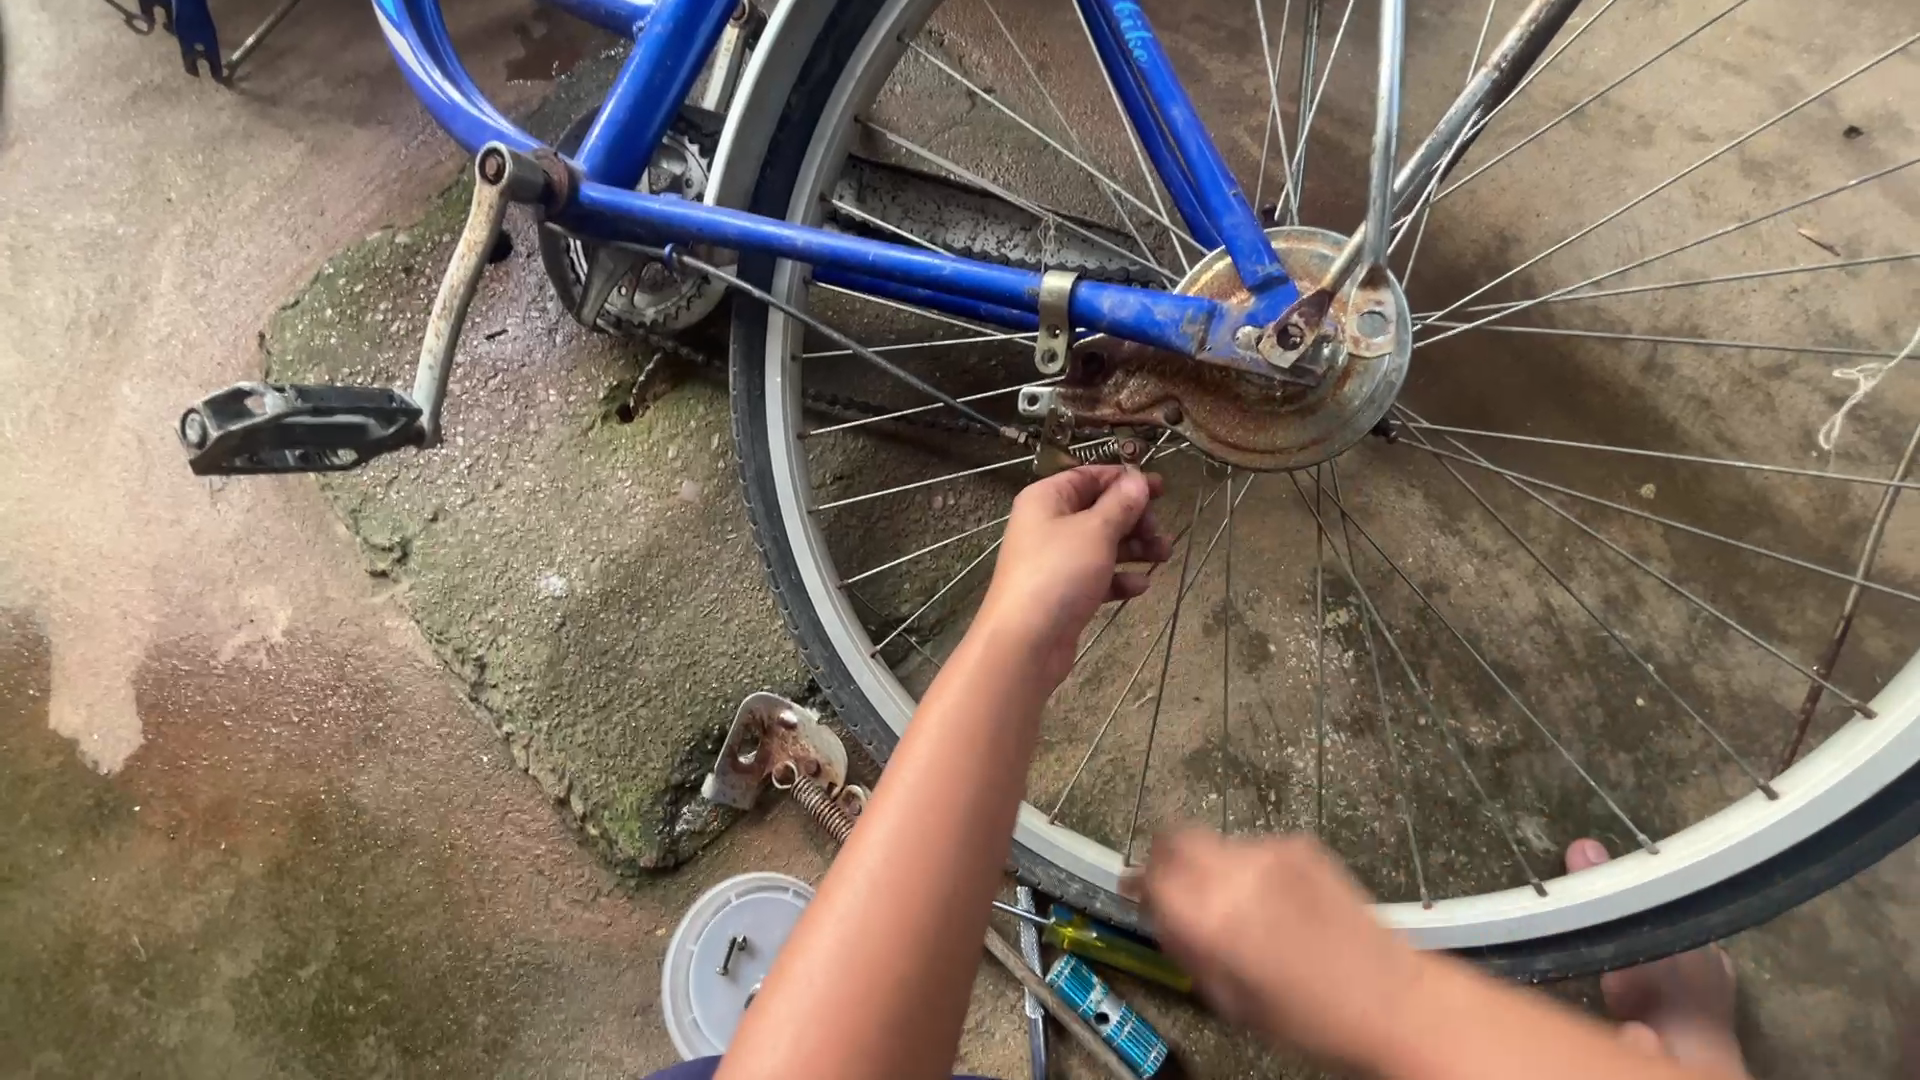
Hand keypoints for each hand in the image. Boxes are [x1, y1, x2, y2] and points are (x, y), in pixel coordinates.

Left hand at [975, 465, 1169, 686]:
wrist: (1025, 641)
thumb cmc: (1058, 573)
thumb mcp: (1095, 531)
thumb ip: (1121, 504)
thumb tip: (1138, 478)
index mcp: (1046, 498)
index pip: (1088, 476)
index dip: (1124, 479)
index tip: (1161, 487)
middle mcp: (1047, 524)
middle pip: (1098, 511)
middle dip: (1134, 519)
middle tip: (1160, 532)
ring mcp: (1055, 560)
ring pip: (1102, 545)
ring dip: (1134, 548)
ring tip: (1163, 556)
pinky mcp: (1063, 592)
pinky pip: (1097, 576)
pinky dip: (1118, 578)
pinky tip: (1139, 586)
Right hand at [1127, 828, 1422, 1069]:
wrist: (1390, 1000)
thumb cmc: (1304, 1016)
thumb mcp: (1227, 998)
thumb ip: (1183, 946)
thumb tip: (1156, 913)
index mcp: (1208, 916)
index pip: (1148, 874)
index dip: (1139, 883)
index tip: (1138, 892)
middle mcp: (1230, 871)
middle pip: (1171, 836)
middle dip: (1164, 854)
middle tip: (1172, 879)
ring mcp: (1266, 851)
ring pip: (1214, 842)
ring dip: (1212, 864)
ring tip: (1240, 901)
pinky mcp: (1297, 843)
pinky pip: (1254, 847)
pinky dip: (1251, 867)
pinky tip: (1277, 899)